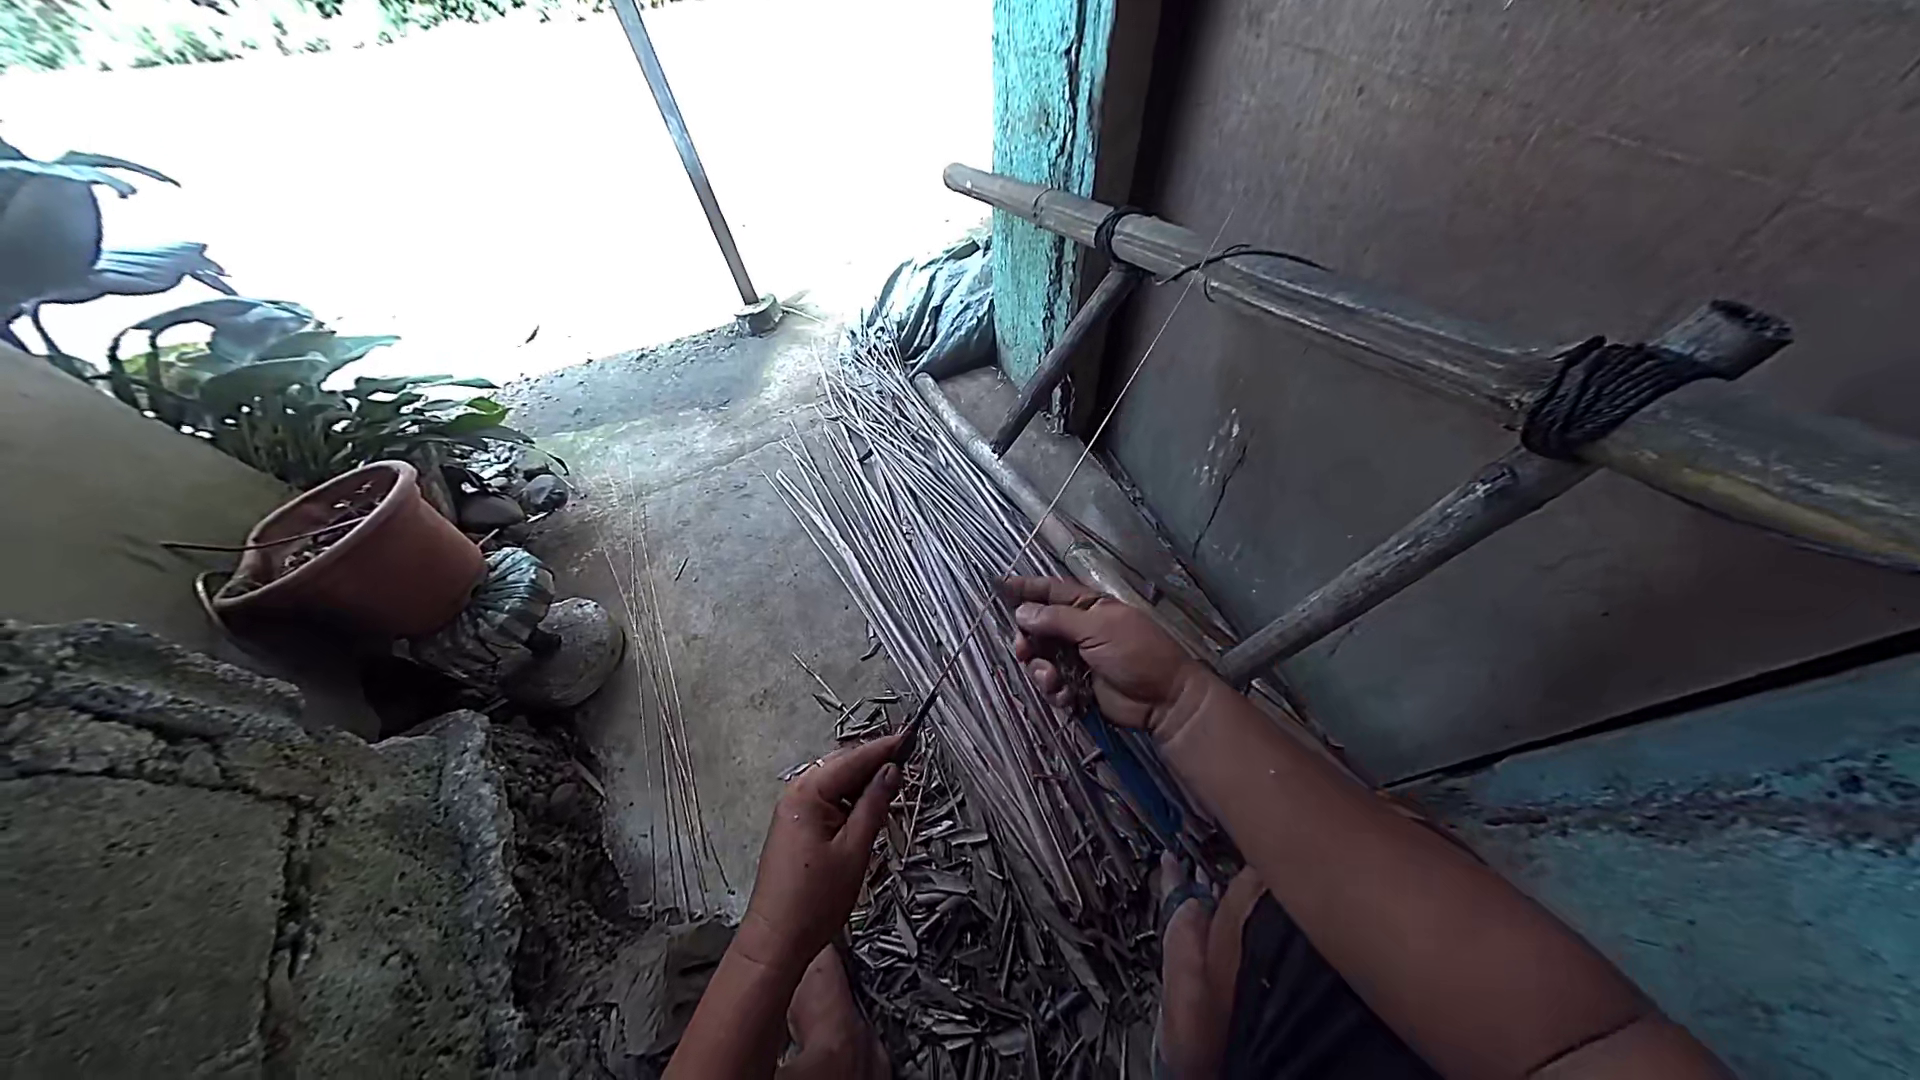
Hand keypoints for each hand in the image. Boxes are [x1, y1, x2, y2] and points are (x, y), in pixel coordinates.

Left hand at [736, 734, 902, 976]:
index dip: (884, 747)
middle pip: (843, 765)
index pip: (853, 758)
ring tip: (894, 782)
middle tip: (908, 759)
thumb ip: (875, 804)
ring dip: (864, 780)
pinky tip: (868, 806)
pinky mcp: (796, 824)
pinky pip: (829, 799)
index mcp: (808, 793)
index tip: (910, 736)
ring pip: (837, 782)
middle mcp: (796, 793)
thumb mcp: (855, 849)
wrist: (776, 941)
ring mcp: (793, 808)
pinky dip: (851, 798)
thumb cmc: (813, 901)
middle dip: (875, 761)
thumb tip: (892, 770)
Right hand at [1001, 576, 1208, 735]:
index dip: (1027, 588)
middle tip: (1023, 649)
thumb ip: (1057, 619)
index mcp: (1089, 607)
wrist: (1164, 700)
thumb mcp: (1097, 628)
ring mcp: (1077, 658)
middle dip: (1027, 639)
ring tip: (1052, 679)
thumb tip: (1022, 611)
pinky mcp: (1076, 685)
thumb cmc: (1136, 653)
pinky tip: (1066, 695)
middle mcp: (1079, 630)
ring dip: (1041, 669)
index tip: (1000, 587)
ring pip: (1041, 658)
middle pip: (1038, 628)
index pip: (1051, 591)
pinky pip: (1052, 684)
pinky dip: (1054, 690)